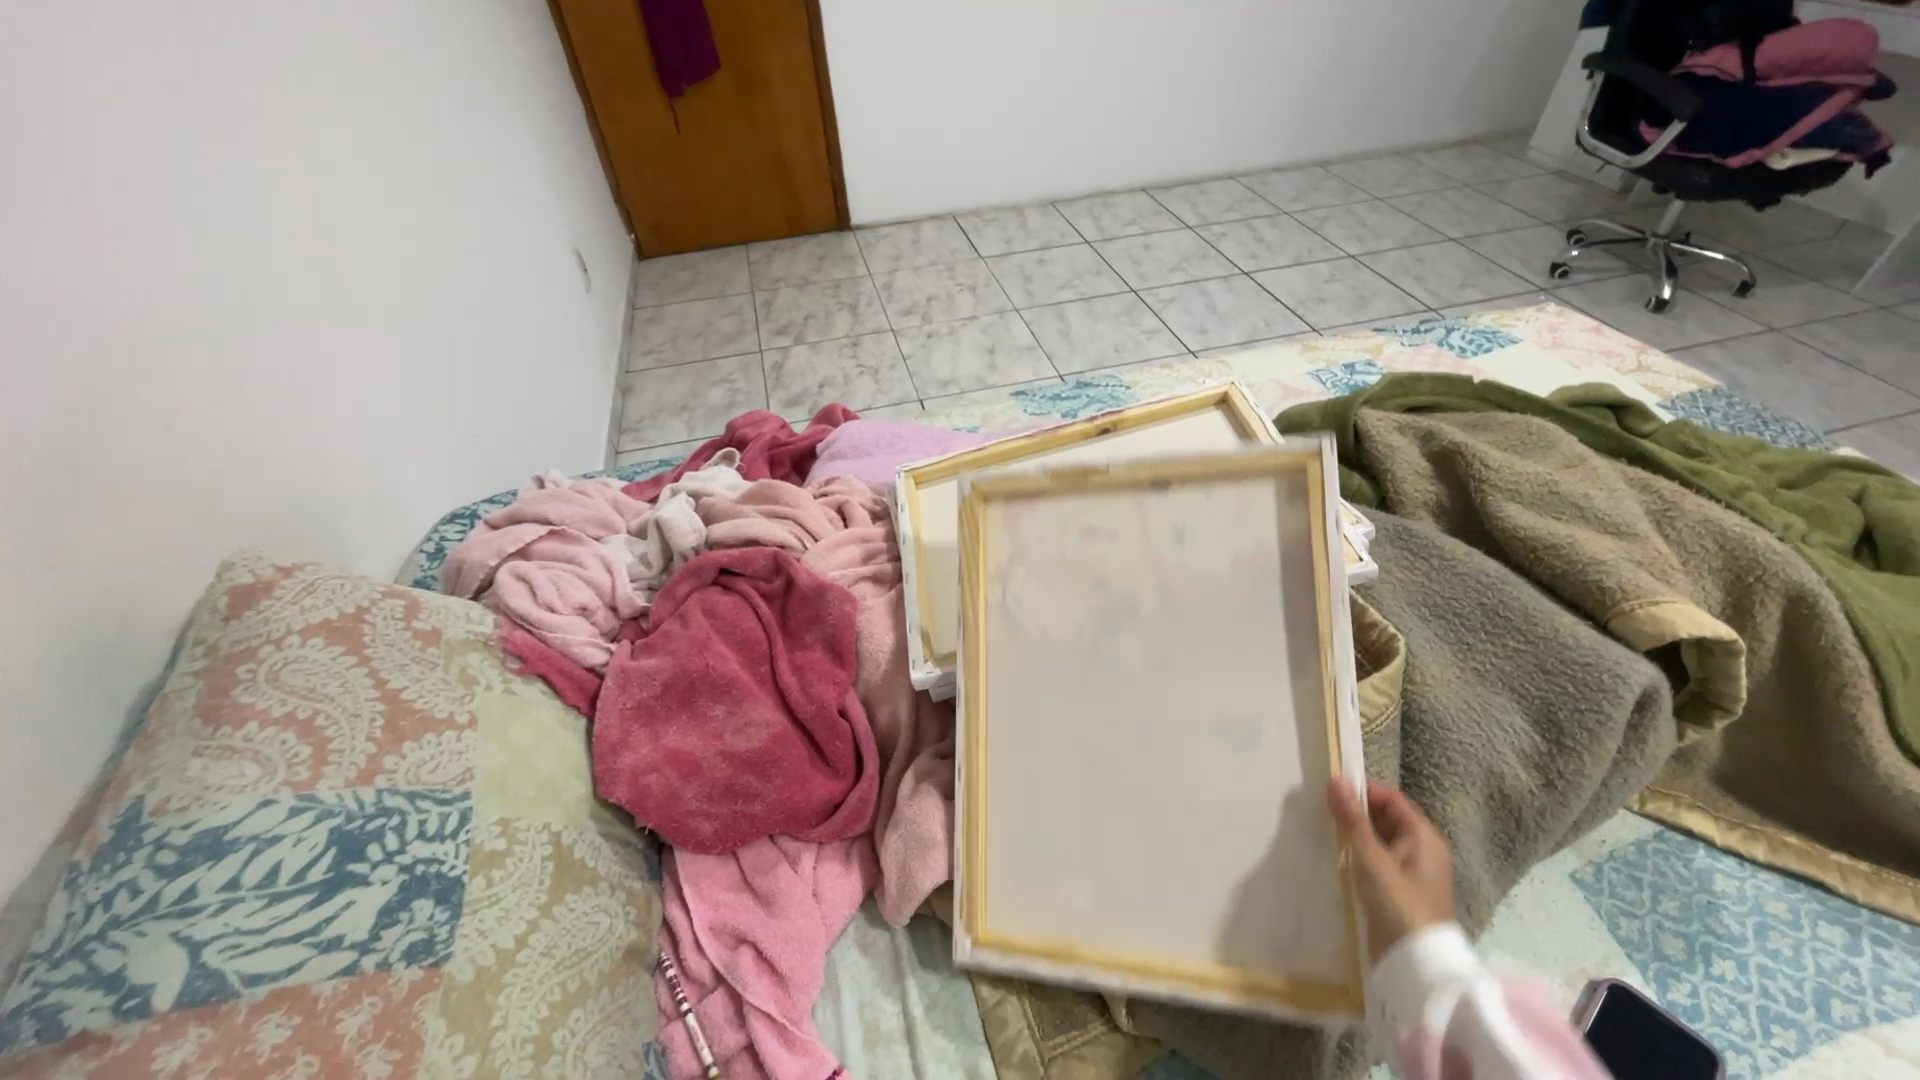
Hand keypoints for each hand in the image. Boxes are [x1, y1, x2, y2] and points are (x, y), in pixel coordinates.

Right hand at [1327, 778, 1456, 965]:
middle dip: (1356, 811)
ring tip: (1324, 829)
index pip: (1392, 799)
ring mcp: (1412, 871)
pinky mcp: (1401, 890)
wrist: (1415, 963)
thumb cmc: (1397, 902)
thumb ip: (1352, 819)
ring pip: (1381, 839)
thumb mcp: (1370, 858)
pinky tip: (1338, 857)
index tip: (1329, 791)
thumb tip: (1336, 779)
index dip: (1363, 791)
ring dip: (1356, 833)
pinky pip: (1379, 860)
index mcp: (1423, 836)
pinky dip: (1360, 853)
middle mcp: (1422, 849)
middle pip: (1387, 817)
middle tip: (1321, 809)